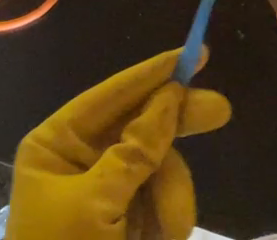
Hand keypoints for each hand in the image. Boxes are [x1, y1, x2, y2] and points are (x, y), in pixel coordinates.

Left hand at [6, 49, 230, 239]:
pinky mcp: (127, 222)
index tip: (194, 54)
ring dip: (173, 198)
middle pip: (140, 124)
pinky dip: (170, 218)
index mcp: (56, 146)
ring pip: (160, 167)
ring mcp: (106, 192)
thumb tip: (170, 96)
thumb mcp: (97, 205)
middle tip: (220, 113)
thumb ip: (137, 149)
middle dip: (176, 128)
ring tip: (171, 232)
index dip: (153, 73)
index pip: (111, 95)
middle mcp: (80, 161)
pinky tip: (166, 237)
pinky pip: (163, 200)